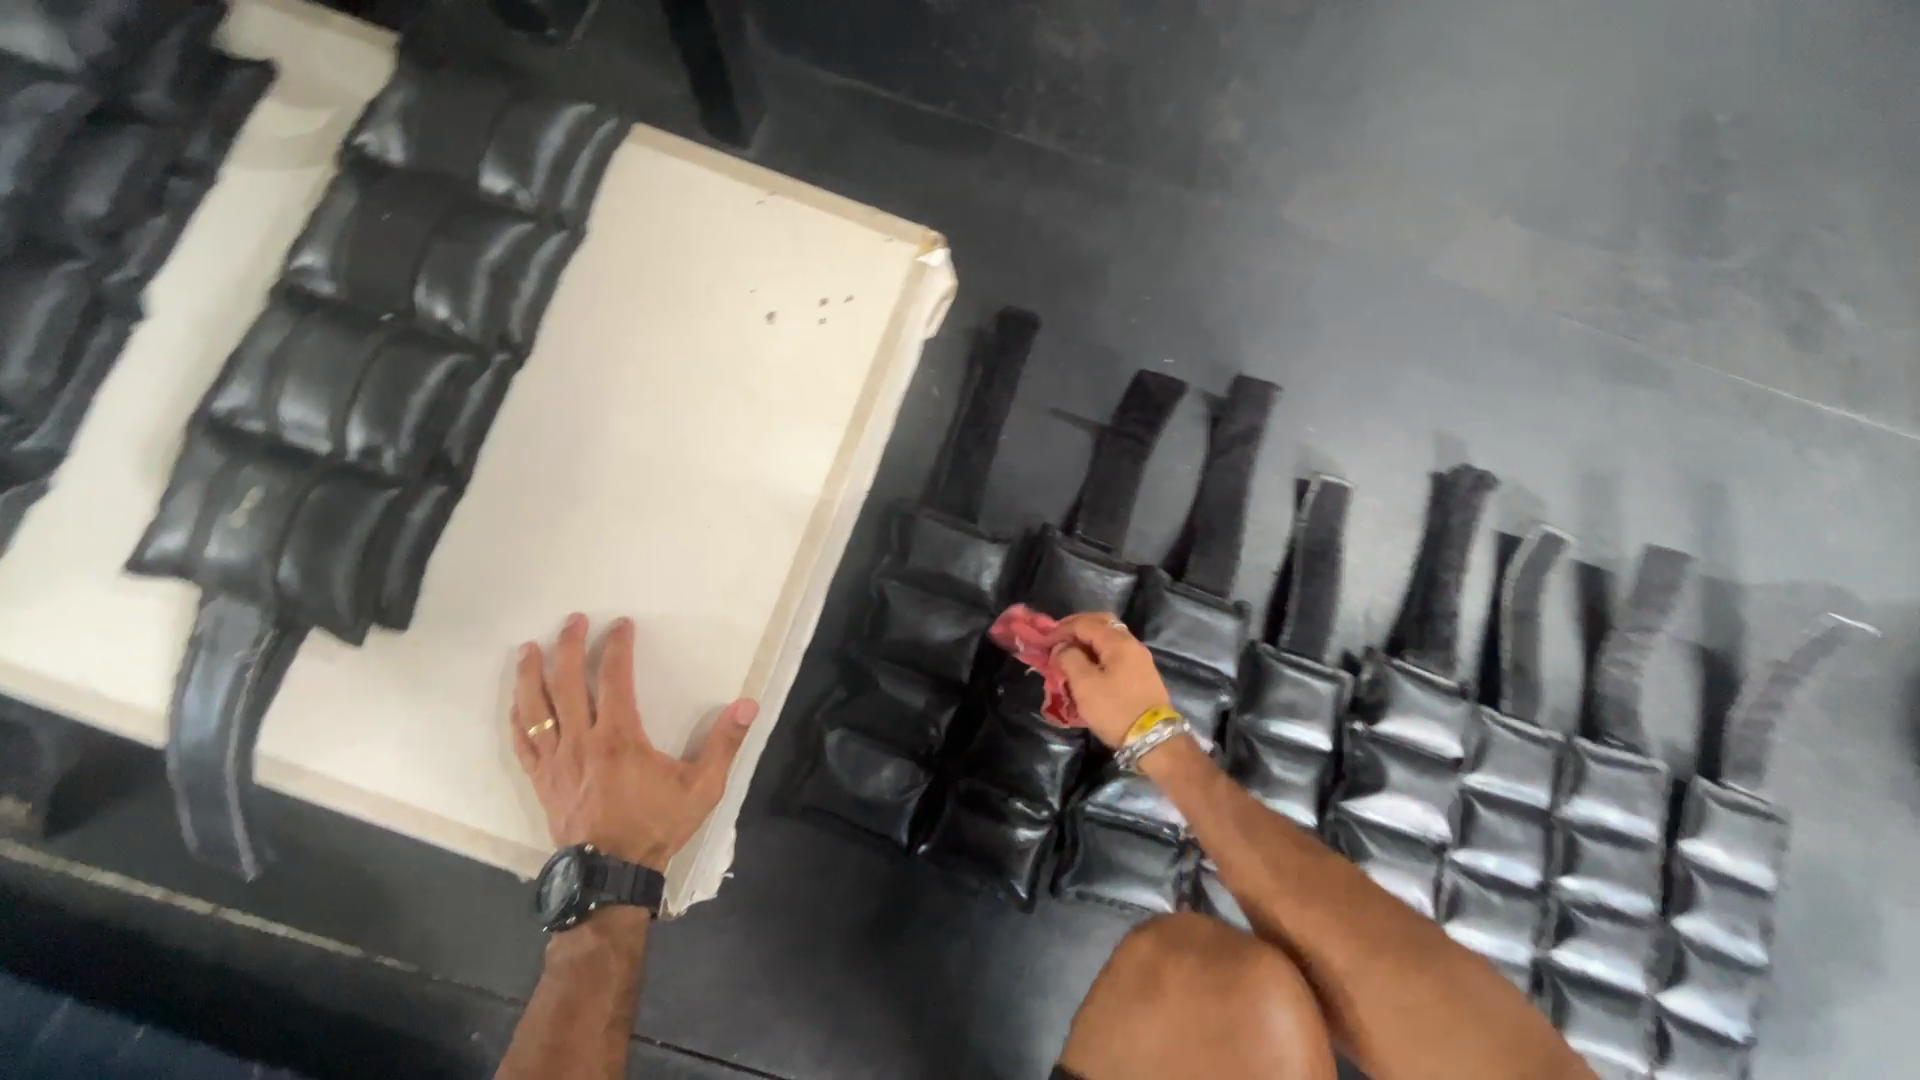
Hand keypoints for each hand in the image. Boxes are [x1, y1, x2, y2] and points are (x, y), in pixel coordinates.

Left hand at [510, 613, 758, 870]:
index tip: (621, 624)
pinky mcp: (541, 780)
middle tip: (573, 620)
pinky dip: (517, 716)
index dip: (617, 647)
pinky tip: (517, 701)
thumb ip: (724, 744)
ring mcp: (556, 761)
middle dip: (569, 646)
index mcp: (620, 737)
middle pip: (567, 682)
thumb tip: (748, 704)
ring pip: (536, 708)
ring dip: (531, 674)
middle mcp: (581, 741)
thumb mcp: (702, 788)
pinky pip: (522, 741)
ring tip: (528, 648)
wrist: (610, 876)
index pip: (615, 678)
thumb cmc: (656, 826)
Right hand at [1052, 613, 1171, 748]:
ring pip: (1108, 639)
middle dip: (1076, 629)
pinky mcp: (1140, 674)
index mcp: (1118, 642)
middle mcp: (1131, 644)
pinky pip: (1114, 653)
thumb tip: (1062, 647)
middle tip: (1057, 639)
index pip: (1085, 623)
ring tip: (1068, 653)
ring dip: (1087, 641)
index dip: (1061, 629)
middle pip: (1101, 624)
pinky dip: (1097, 653)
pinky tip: (1087, 665)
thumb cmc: (1116, 710)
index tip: (1044, 642)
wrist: (1154, 739)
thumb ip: (1069, 659)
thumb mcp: (1085, 685)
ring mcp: (1139, 659)